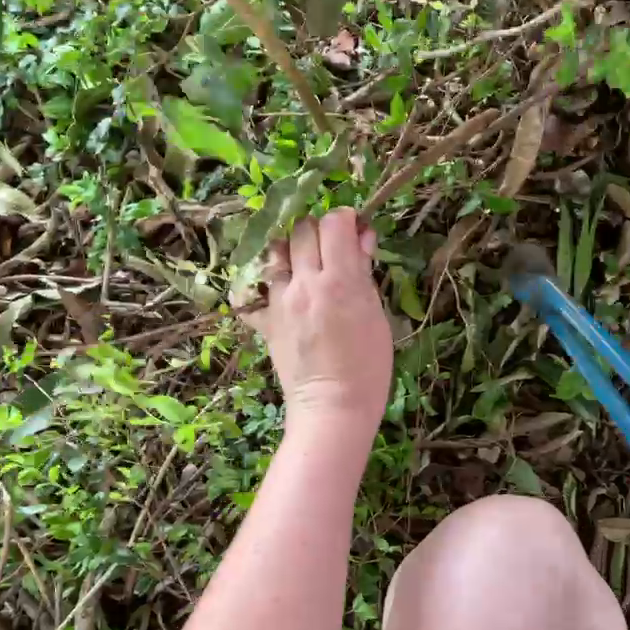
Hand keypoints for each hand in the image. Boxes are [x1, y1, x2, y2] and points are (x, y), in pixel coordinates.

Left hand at [245, 208, 392, 432]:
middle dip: (320, 231)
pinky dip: (264, 283)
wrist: (333, 409)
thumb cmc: (369, 369)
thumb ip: (365, 275)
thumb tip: (362, 239)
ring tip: (306, 266)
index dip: (346, 220)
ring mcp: (279, 301)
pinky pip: (252, 289)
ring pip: (276, 250)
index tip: (356, 232)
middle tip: (334, 251)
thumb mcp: (377, 319)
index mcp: (340, 281)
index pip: (334, 224)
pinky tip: (278, 290)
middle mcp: (304, 283)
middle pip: (303, 229)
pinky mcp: (265, 321)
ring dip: (291, 249)